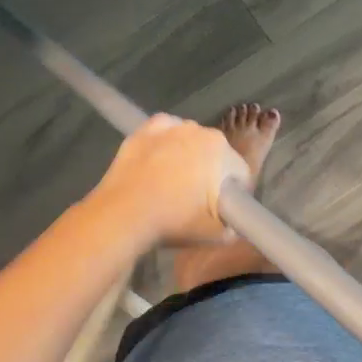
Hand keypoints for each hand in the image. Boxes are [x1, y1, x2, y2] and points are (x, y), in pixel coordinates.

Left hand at [92, 114, 248, 245]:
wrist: (122, 216)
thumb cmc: (174, 221)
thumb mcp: (216, 235)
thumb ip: (233, 227)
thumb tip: (231, 225)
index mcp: (222, 151)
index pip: (239, 173)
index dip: (233, 194)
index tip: (220, 210)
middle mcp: (200, 131)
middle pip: (215, 154)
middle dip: (210, 173)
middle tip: (194, 199)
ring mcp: (171, 127)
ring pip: (190, 141)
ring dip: (188, 156)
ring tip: (171, 183)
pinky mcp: (145, 129)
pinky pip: (165, 132)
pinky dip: (165, 142)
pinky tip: (158, 161)